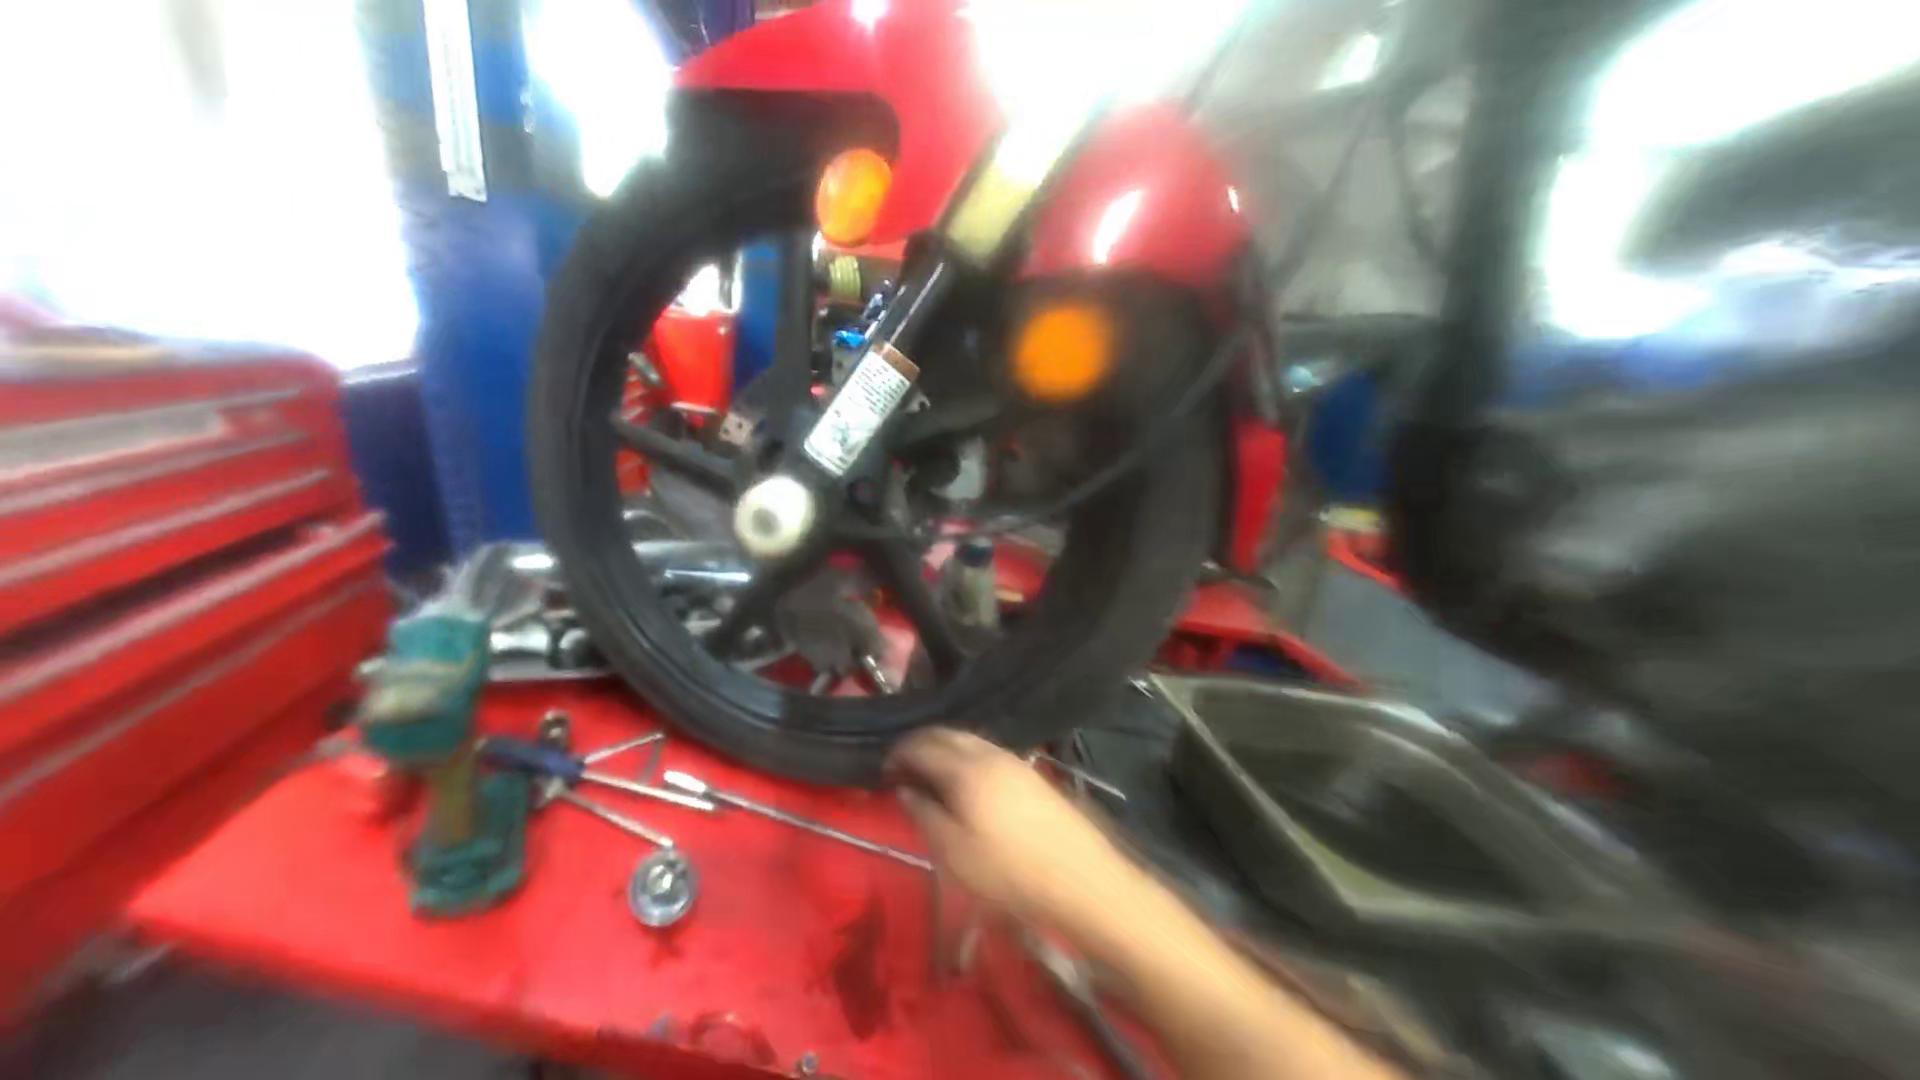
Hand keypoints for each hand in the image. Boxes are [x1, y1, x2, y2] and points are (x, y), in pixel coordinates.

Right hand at [886, 728, 1139, 936]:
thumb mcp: (954, 853)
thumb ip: (924, 814)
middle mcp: (989, 753)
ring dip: (945, 747)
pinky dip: (966, 755)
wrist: (1081, 878)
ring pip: (969, 739)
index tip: (884, 770)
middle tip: (903, 767)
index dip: (898, 752)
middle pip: (947, 733)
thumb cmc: (1009, 872)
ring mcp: (1015, 760)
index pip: (922, 744)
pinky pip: (987, 751)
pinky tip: (966, 781)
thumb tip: (904, 788)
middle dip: (920, 744)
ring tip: (931, 774)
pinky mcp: (1031, 772)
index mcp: (966, 769)